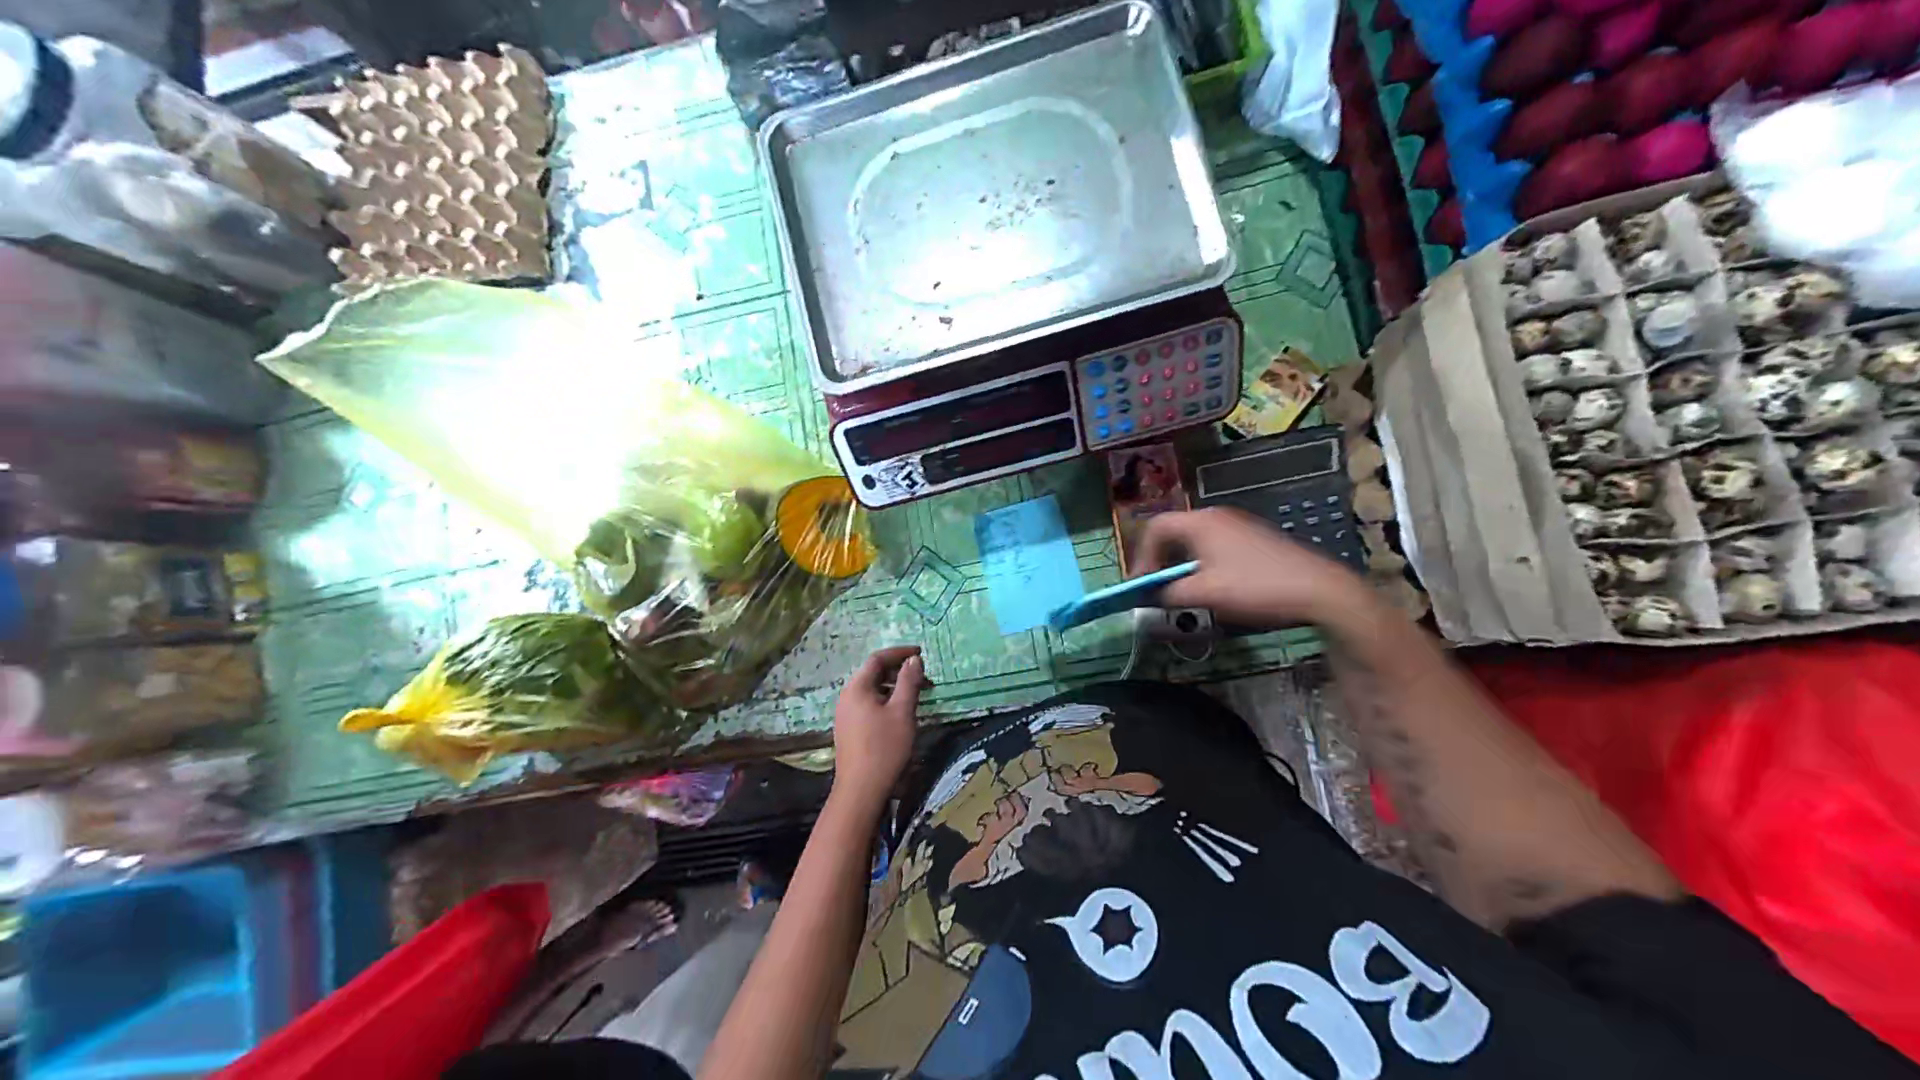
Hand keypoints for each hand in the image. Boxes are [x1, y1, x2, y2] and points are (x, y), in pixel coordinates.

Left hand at [831, 646, 927, 809]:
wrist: (861, 790)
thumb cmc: (884, 748)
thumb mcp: (902, 712)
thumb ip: (909, 682)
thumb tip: (914, 659)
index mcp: (857, 688)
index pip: (877, 659)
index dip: (899, 653)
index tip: (920, 653)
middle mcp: (847, 696)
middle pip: (873, 673)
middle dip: (898, 670)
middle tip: (923, 677)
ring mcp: (845, 713)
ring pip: (871, 690)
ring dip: (893, 687)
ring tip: (916, 694)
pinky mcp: (848, 728)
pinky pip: (868, 704)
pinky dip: (885, 700)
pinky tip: (900, 712)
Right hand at [1138, 507, 1375, 630]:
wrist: (1320, 590)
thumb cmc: (1255, 587)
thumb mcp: (1204, 594)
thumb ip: (1169, 593)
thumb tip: (1150, 596)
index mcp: (1200, 522)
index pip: (1155, 528)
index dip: (1141, 556)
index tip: (1141, 584)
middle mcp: (1217, 516)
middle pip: (1174, 532)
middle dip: (1159, 561)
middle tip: (1156, 588)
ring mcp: (1239, 526)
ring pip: (1195, 541)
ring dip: (1181, 565)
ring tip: (1181, 592)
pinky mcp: (1254, 539)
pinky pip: (1215, 547)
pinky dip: (1202, 565)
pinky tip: (1212, 588)